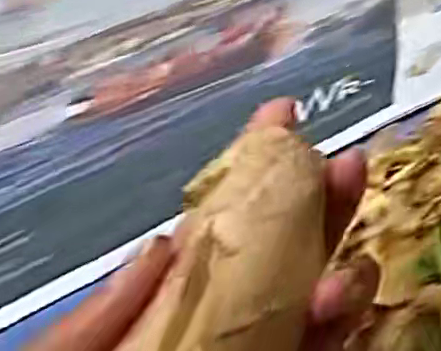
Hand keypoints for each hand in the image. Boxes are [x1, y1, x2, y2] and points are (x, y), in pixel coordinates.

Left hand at [27, 98, 377, 350]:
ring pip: (326, 292)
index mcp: (177, 308)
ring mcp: (271, 350)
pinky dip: (344, 320)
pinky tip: (334, 301)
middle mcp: (234, 320)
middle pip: (294, 247)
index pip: (224, 226)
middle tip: (345, 162)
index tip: (284, 113)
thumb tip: (162, 243)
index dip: (257, 165)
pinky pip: (330, 346)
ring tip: (338, 262)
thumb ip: (95, 325)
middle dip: (327, 197)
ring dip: (344, 259)